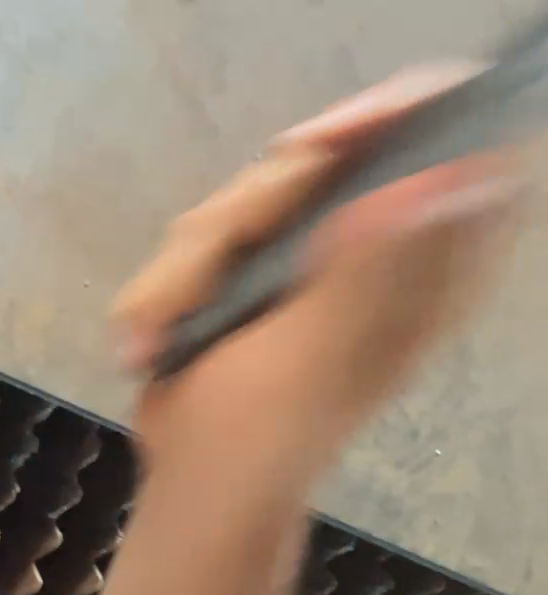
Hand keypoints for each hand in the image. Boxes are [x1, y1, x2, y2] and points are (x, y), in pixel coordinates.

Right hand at [114, 63, 523, 476]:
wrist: (196, 477)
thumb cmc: (265, 430)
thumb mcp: (320, 351)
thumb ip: (369, 266)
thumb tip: (428, 178)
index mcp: (421, 252)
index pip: (444, 136)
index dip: (389, 117)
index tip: (313, 145)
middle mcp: (363, 241)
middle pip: (300, 168)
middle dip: (228, 230)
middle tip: (194, 294)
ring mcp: (293, 259)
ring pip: (224, 212)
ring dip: (171, 280)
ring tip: (157, 341)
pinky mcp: (232, 278)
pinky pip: (183, 251)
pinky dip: (152, 298)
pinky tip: (149, 345)